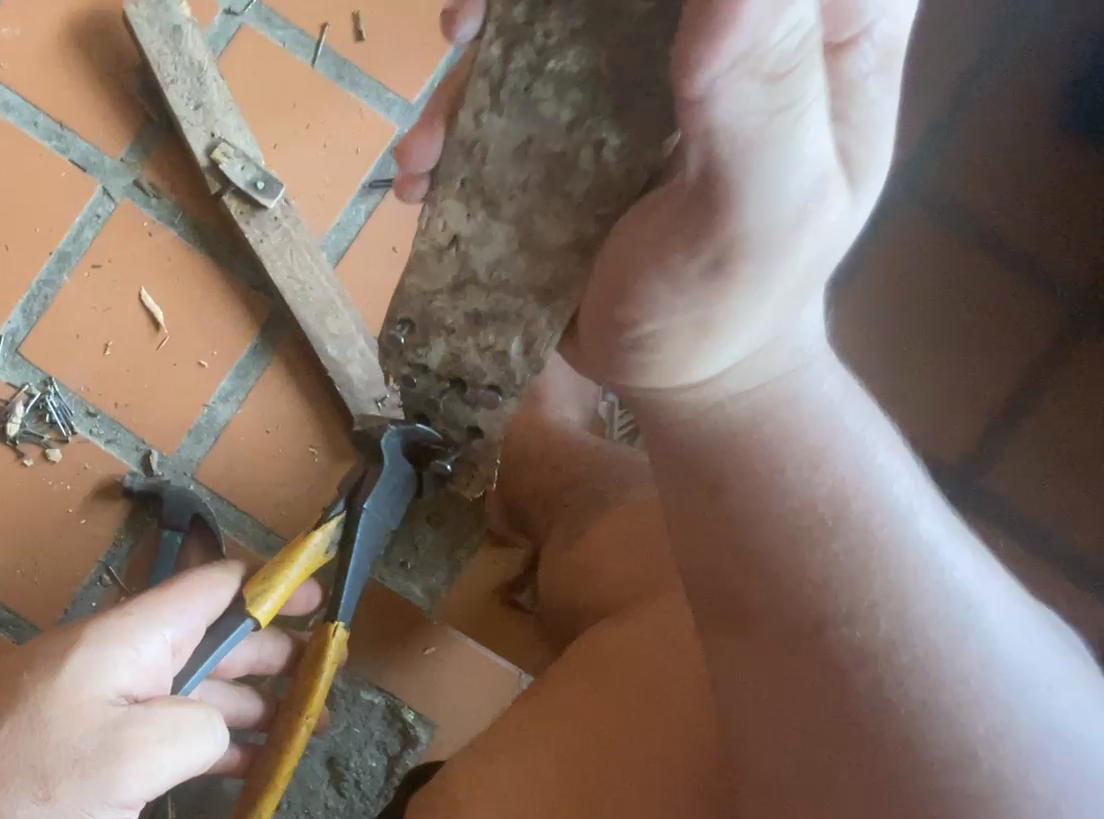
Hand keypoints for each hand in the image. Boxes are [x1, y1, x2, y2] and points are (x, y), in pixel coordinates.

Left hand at [0, 563, 317, 818]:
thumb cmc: (26, 768)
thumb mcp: (131, 755)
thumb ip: (200, 732)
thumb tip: (221, 726)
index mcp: (141, 636)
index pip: (220, 587)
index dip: (277, 586)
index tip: (325, 596)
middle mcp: (130, 654)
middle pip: (216, 638)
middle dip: (276, 654)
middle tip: (329, 682)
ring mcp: (109, 693)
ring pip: (194, 686)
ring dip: (249, 703)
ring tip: (304, 727)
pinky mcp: (92, 732)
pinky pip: (165, 725)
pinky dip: (209, 740)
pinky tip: (245, 764)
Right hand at [394, 0, 919, 398]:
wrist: (669, 369)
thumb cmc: (727, 303)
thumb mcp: (759, 210)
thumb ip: (756, 92)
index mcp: (810, 22)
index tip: (541, 6)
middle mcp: (723, 30)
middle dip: (520, 5)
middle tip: (461, 28)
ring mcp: (638, 81)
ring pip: (545, 32)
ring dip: (468, 80)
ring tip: (422, 153)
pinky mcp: (576, 130)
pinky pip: (509, 101)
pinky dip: (454, 130)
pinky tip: (424, 178)